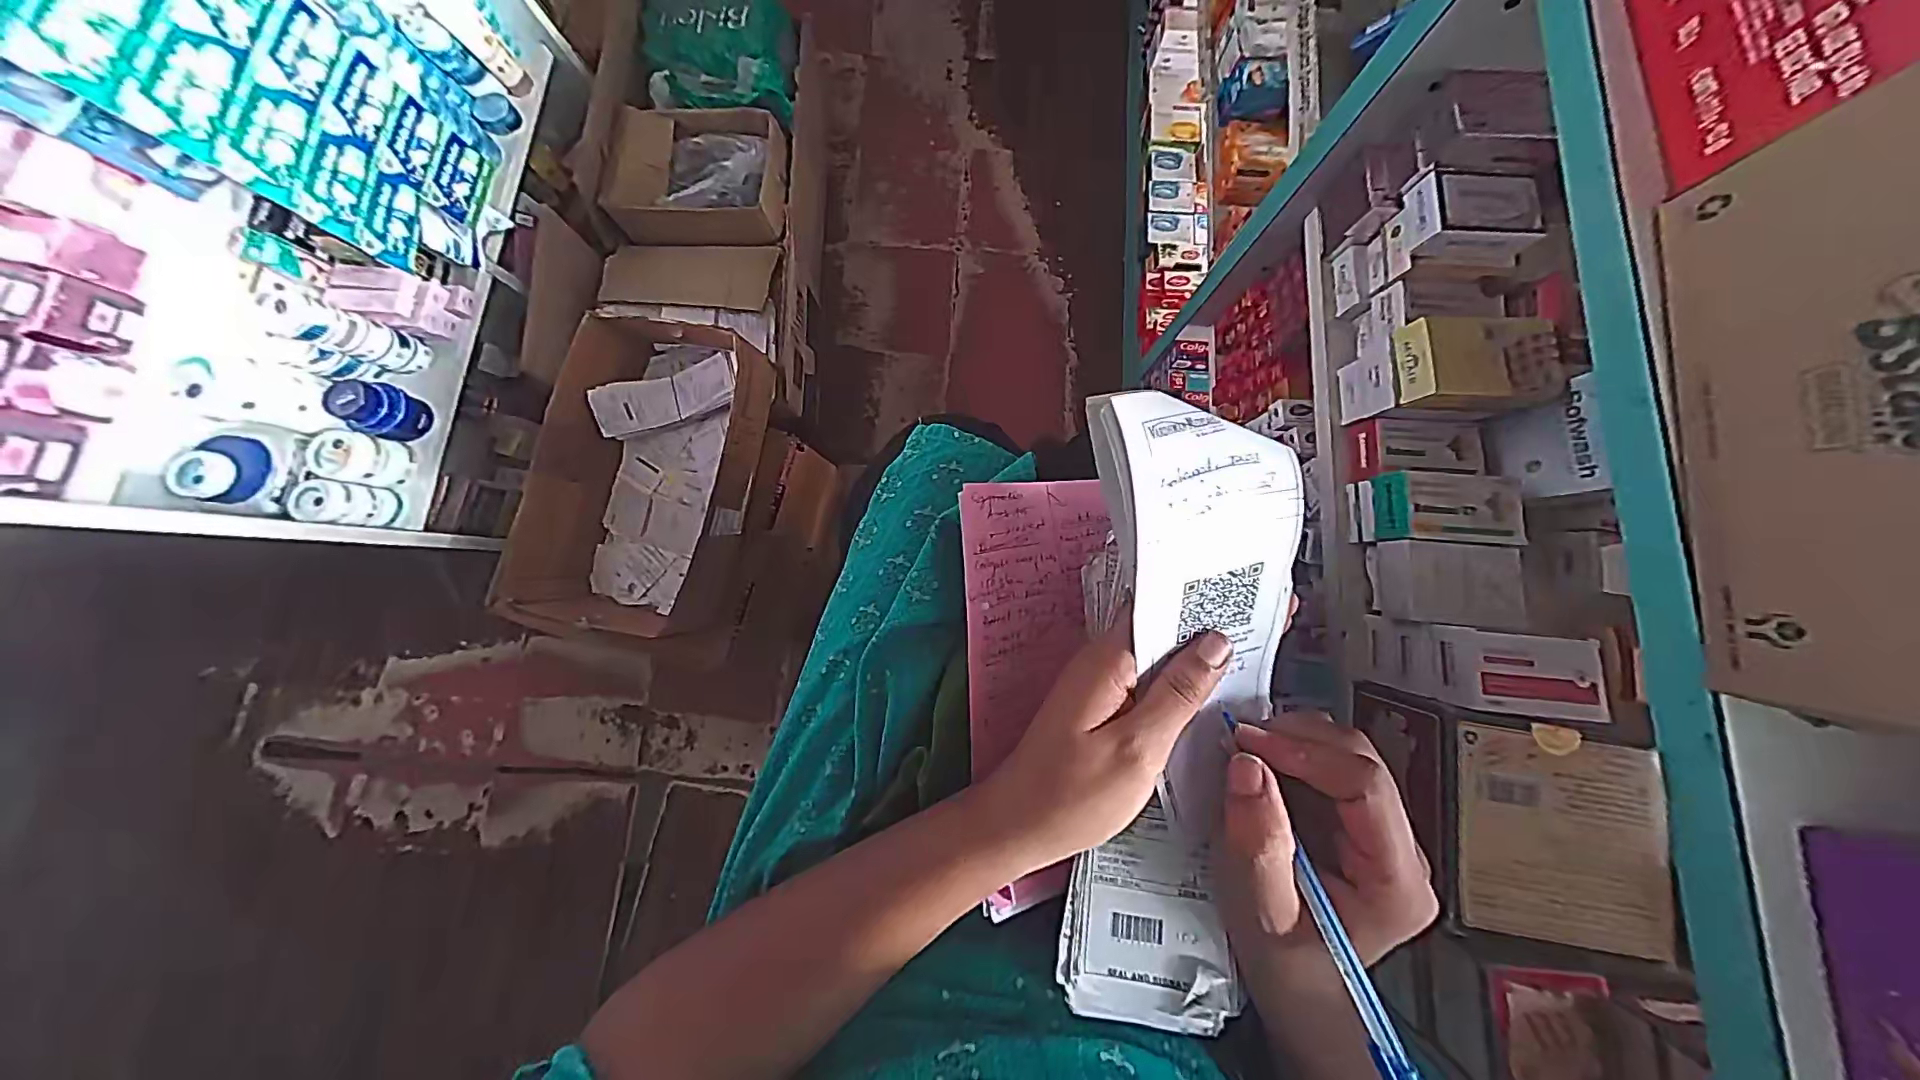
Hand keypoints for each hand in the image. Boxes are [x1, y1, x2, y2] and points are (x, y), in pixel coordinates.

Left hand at [973, 617, 1230, 869]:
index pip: (1156, 606)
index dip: (1200, 599)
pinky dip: (1172, 685)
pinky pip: (1142, 681)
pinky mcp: (1098, 704)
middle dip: (1203, 628)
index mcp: (1106, 660)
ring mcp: (1096, 683)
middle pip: (1157, 628)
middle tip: (1263, 627)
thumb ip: (1178, 694)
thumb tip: (1216, 644)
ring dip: (1191, 659)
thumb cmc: (1071, 797)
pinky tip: (1203, 696)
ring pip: (1152, 656)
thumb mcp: (1138, 748)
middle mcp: (1098, 661)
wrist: (1018, 825)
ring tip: (1248, 656)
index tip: (1246, 592)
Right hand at [1215, 713, 1437, 967]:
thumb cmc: (1283, 959)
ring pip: (1345, 753)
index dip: (1306, 753)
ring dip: (1291, 739)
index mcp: (1397, 879)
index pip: (1365, 785)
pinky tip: (1257, 760)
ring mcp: (1378, 830)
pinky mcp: (1351, 818)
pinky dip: (1287, 749)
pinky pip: (1325, 762)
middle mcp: (1401, 848)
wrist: (1292, 982)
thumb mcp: (1261, 909)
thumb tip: (1247, 766)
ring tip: (1244, 749)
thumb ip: (1257, 843)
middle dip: (1296, 738)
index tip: (1249, 743)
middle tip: (1239, 739)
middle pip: (1360, 760)